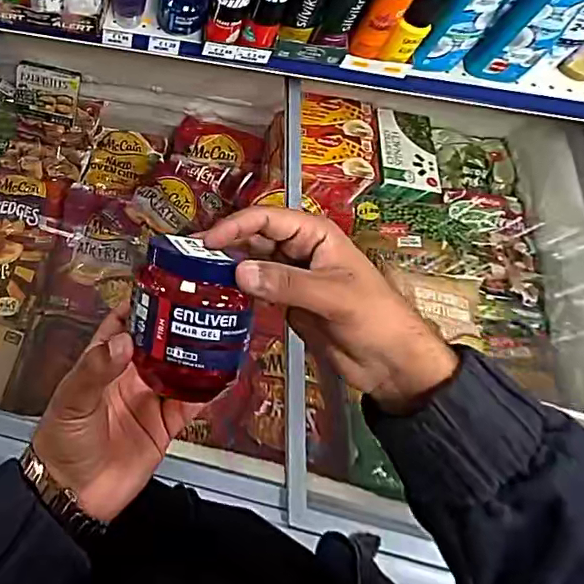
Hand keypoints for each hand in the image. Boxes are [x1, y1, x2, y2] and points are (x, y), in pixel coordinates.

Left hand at [29, 303, 204, 522]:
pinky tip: (219, 378)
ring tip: (216, 335)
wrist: (71, 496)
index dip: (141, 305)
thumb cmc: (60, 440)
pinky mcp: (162, 428)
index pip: (124, 324)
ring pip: (178, 371)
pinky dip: (205, 393)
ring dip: (195, 357)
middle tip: (200, 308)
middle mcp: (129, 376)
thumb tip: (124, 340)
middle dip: (177, 327)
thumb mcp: (72, 398)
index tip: (161, 287)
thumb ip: (96, 369)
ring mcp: (148, 401)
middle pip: (158, 344)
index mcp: (104, 361)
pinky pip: (188, 406)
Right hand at [202, 206, 457, 413]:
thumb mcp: (333, 296)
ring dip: (227, 262)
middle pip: (255, 236)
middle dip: (225, 241)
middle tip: (191, 253)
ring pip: (252, 259)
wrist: (393, 364)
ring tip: (195, 270)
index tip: (209, 241)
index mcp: (314, 234)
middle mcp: (299, 248)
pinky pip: (256, 285)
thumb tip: (239, 271)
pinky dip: (237, 285)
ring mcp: (292, 274)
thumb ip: (286, 283)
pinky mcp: (287, 299)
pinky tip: (217, 290)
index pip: (267, 219)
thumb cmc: (376, 318)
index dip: (236, 225)